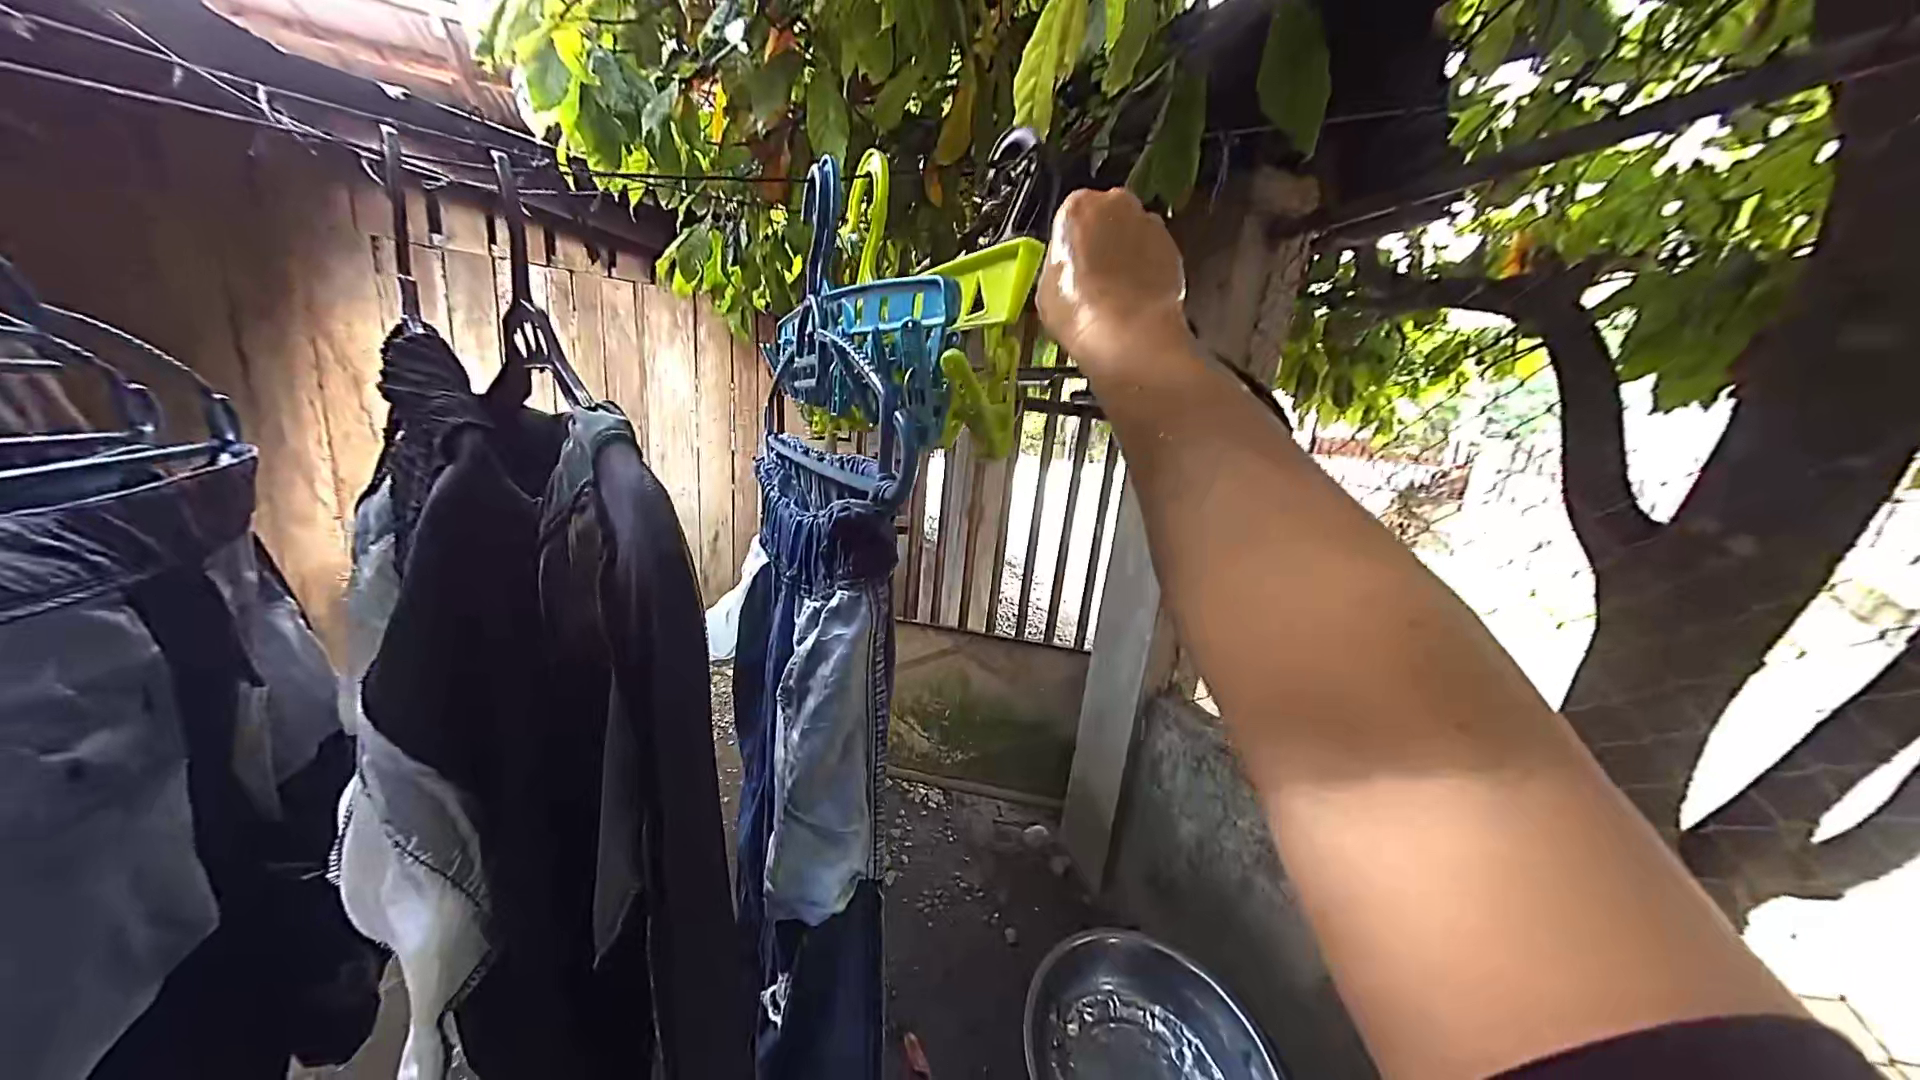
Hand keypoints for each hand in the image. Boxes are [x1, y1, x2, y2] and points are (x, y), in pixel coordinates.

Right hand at [1036, 188, 1197, 382]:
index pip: (1070, 218)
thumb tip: (1064, 268)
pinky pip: (1153, 254)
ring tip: (1113, 295)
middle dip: (1100, 243)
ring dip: (1124, 256)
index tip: (1068, 266)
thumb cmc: (1081, 313)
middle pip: (1105, 218)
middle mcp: (1117, 205)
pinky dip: (1145, 271)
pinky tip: (1133, 300)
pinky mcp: (1173, 248)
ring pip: (1132, 235)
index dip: (1069, 245)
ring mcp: (1149, 225)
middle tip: (1090, 280)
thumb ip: (1056, 265)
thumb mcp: (1045, 291)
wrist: (1128, 335)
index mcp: (1077, 208)